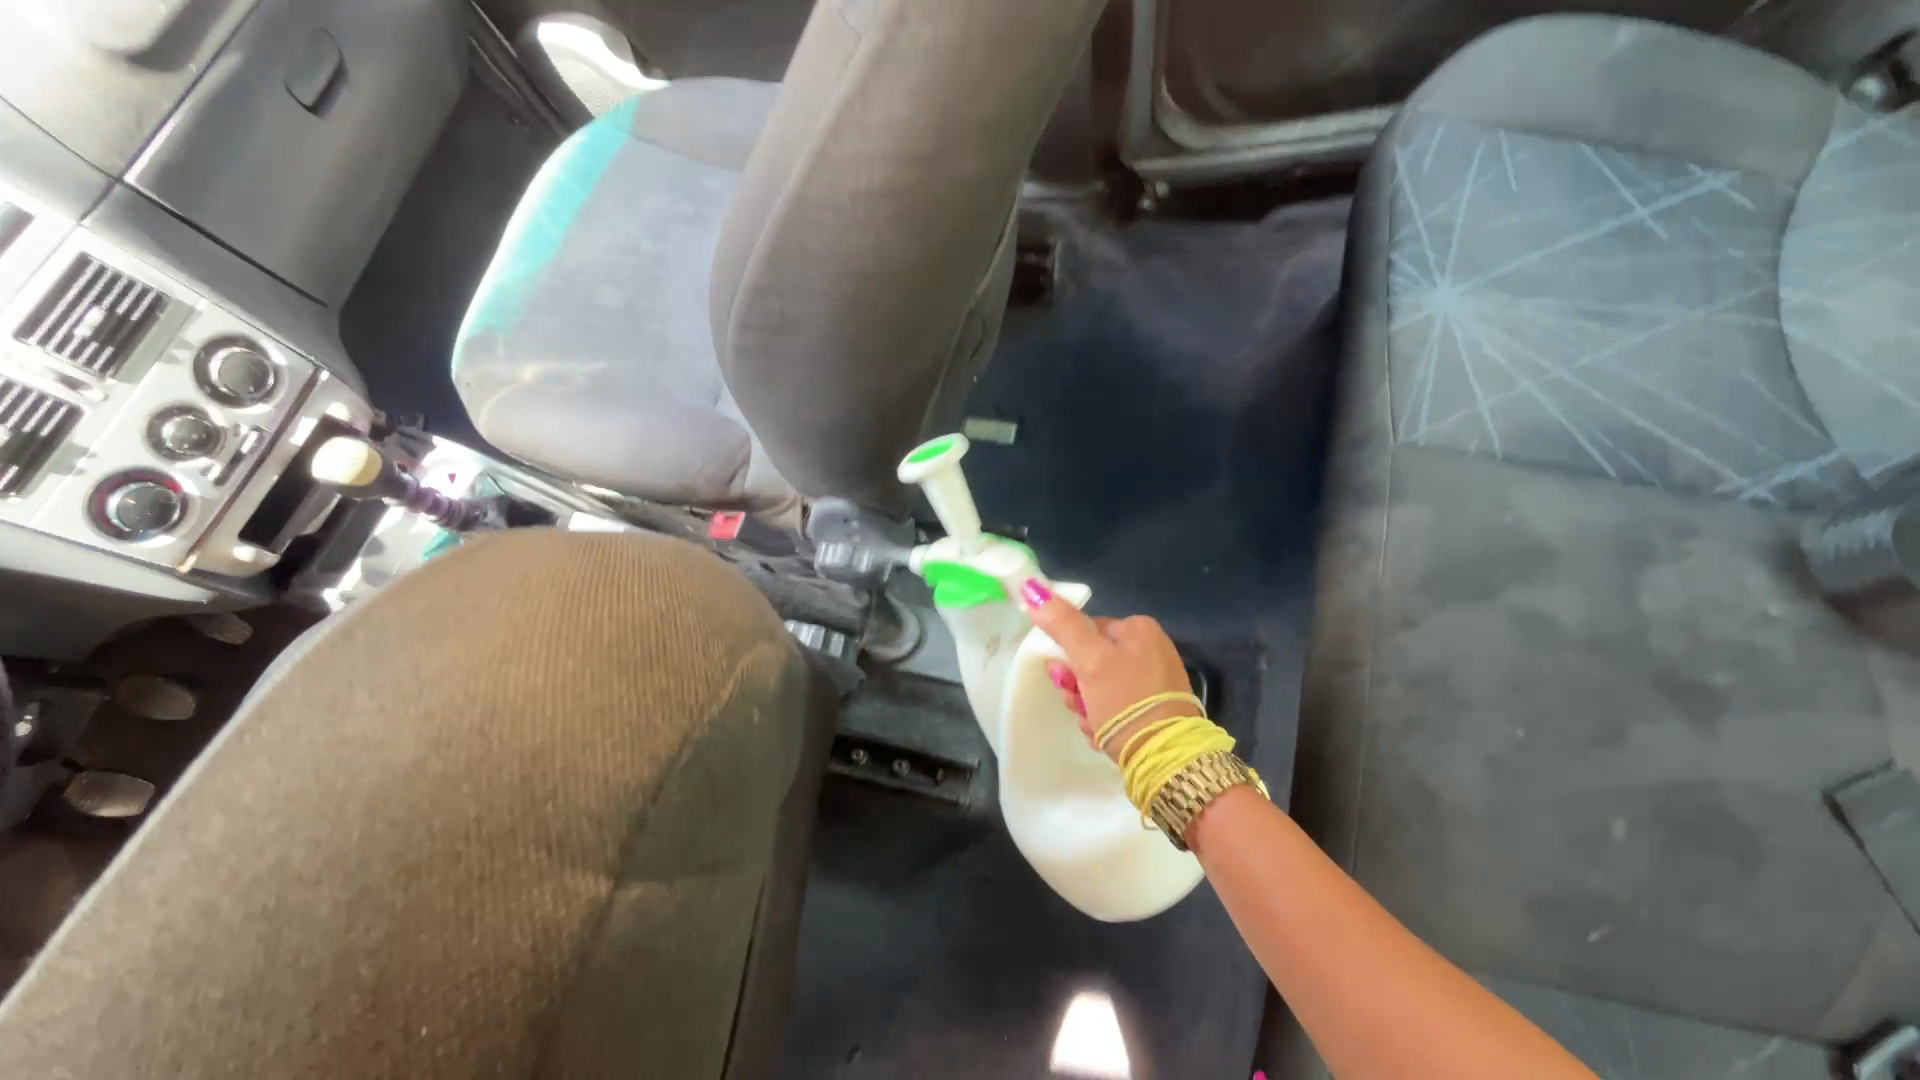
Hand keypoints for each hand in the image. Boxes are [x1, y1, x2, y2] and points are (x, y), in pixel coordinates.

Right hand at [1019, 579, 1193, 764]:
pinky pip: (1114, 707)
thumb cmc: (1125, 701)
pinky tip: (1104, 734)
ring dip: (1086, 708)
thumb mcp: (1090, 660)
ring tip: (1094, 725)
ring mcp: (1153, 681)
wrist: (1164, 758)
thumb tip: (1032, 587)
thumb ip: (1062, 624)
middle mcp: (1149, 649)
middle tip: (1080, 705)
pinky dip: (1103, 721)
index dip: (1068, 657)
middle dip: (1076, 688)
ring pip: (1097, 688)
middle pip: (1089, 662)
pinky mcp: (1153, 710)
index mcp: (1138, 629)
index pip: (1085, 631)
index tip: (1065, 680)